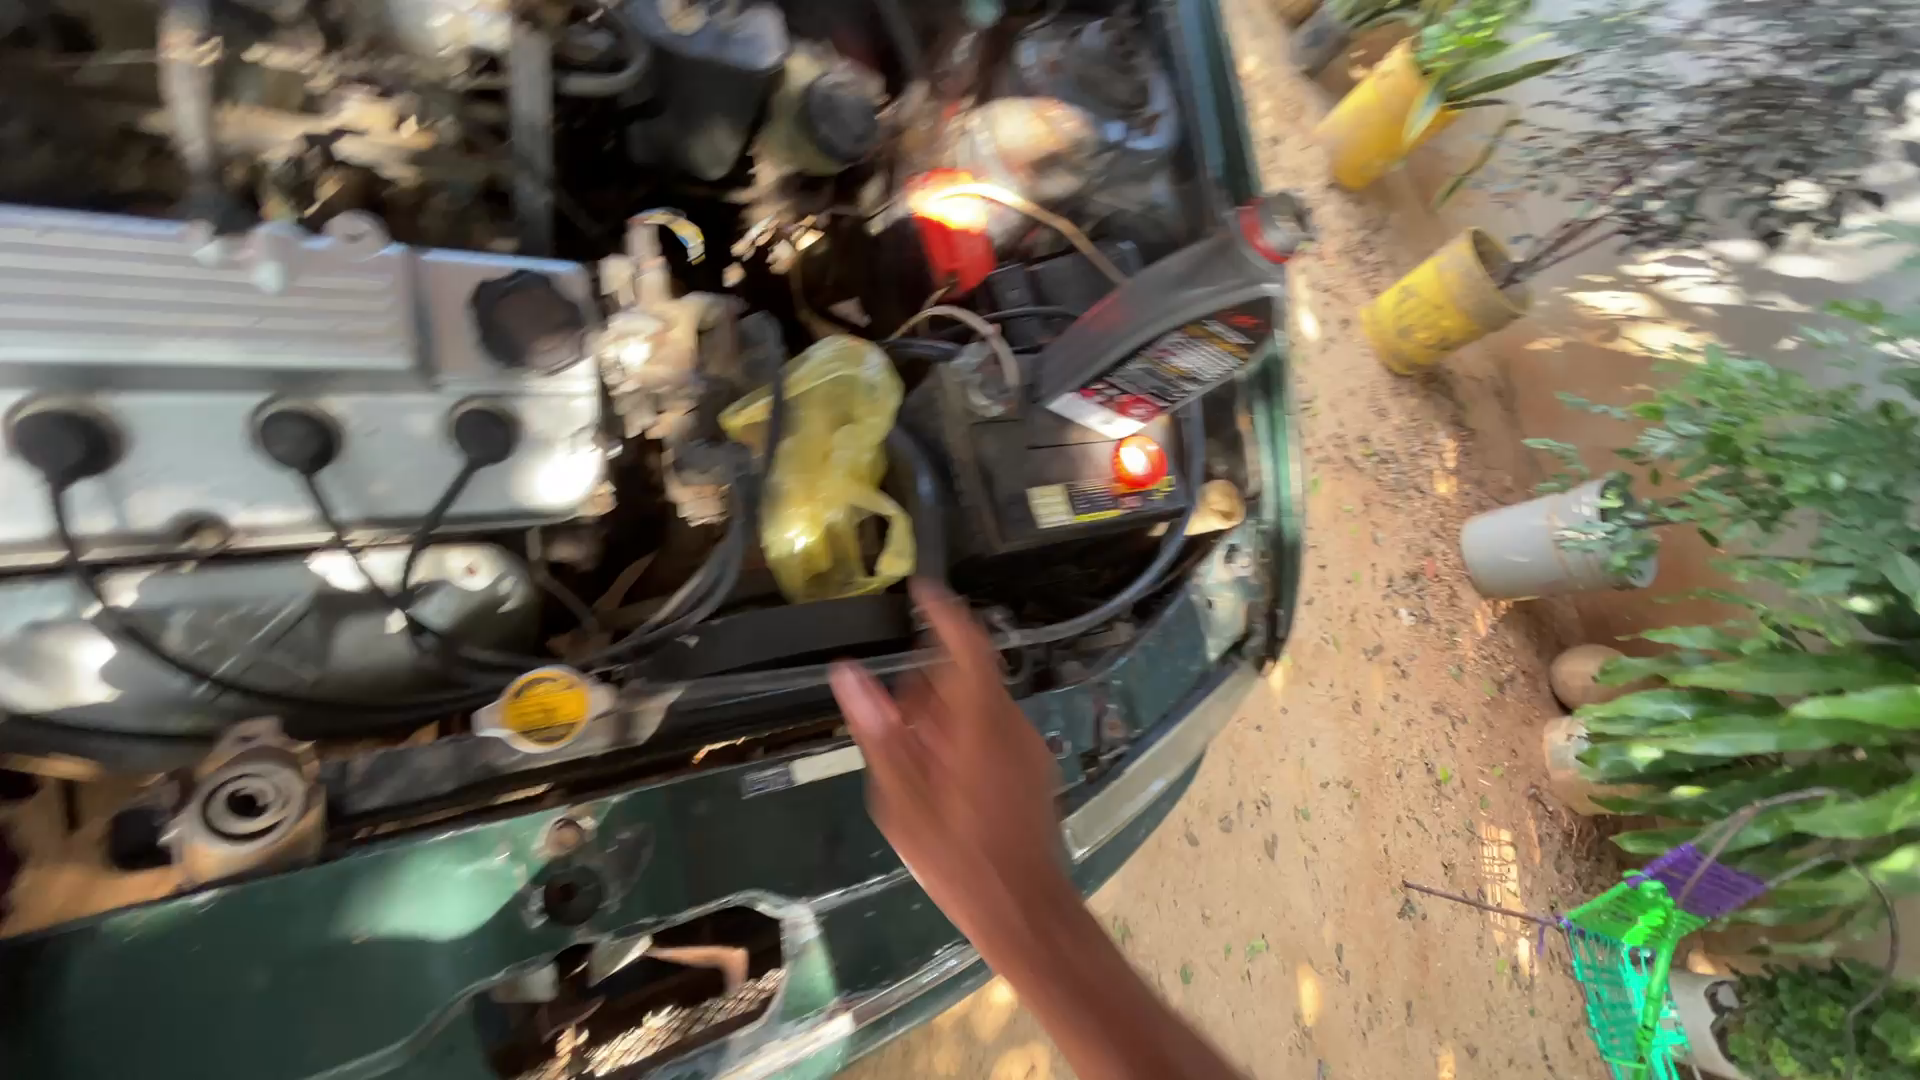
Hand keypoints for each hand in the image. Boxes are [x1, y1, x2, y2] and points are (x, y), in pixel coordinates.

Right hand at [829, 579, 1075, 957]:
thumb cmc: (957, 857)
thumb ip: (877, 729)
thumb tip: (846, 673)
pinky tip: (947, 780)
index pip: (967, 645)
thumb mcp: (902, 798)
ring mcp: (1028, 744)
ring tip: (918, 764)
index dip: (944, 612)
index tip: (920, 589)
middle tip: (896, 725)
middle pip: (966, 678)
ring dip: (945, 716)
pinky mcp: (1035, 765)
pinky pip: (995, 730)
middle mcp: (1010, 721)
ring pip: (979, 705)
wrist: (1023, 908)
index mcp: (979, 721)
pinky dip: (966, 736)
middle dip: (928, 688)